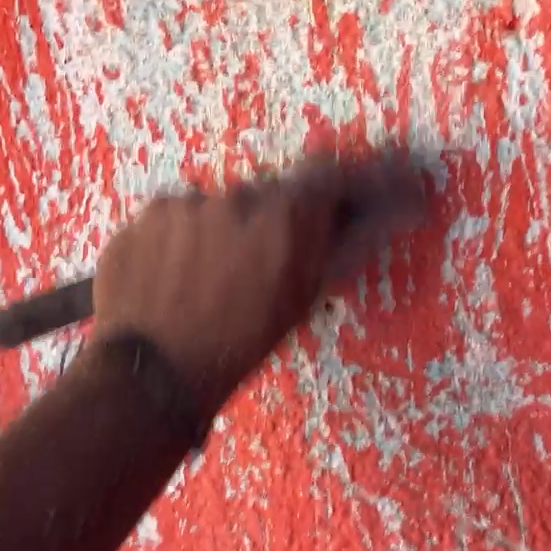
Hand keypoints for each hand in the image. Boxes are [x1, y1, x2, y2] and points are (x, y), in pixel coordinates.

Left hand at [89, 153, 425, 417]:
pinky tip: (171, 275)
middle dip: (264, 220)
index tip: (329, 200)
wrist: (153, 377)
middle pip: (265, 195)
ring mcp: (189, 201)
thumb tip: (402, 209)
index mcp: (288, 216)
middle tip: (251, 264)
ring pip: (216, 205)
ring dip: (217, 229)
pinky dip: (176, 238)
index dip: (330, 186)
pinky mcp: (148, 212)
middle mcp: (241, 196)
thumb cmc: (240, 343)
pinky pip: (174, 215)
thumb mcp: (303, 298)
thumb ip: (349, 244)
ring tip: (203, 278)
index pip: (326, 173)